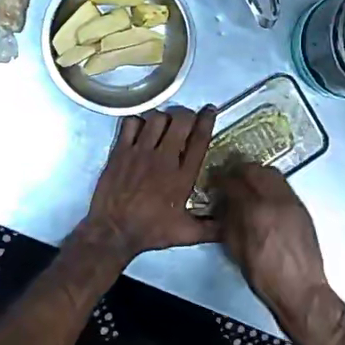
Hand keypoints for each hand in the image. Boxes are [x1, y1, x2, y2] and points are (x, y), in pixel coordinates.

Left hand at [76, 107, 215, 261]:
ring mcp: (140, 152)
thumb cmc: (150, 231)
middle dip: (186, 115)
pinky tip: (140, 130)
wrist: (113, 232)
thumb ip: (211, 229)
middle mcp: (164, 159)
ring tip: (164, 125)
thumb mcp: (186, 234)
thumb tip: (231, 226)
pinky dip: (138, 121)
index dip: (207, 120)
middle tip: (186, 120)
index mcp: (183, 176)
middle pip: (180, 121)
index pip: (200, 139)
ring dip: (164, 118)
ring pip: (156, 118)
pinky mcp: (120, 151)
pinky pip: (131, 123)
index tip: (209, 110)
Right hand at [214, 166, 341, 339]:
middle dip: (238, 170)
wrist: (301, 289)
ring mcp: (291, 201)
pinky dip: (270, 182)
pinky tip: (263, 193)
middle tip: (229, 176)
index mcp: (255, 212)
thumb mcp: (237, 249)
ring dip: (256, 173)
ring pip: (271, 173)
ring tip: (246, 182)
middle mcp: (275, 200)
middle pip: (254, 170)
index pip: (233, 183)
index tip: (215, 181)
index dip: (220, 179)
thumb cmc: (265, 276)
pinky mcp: (302, 207)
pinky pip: (283, 184)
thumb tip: (223, 204)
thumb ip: (229, 221)